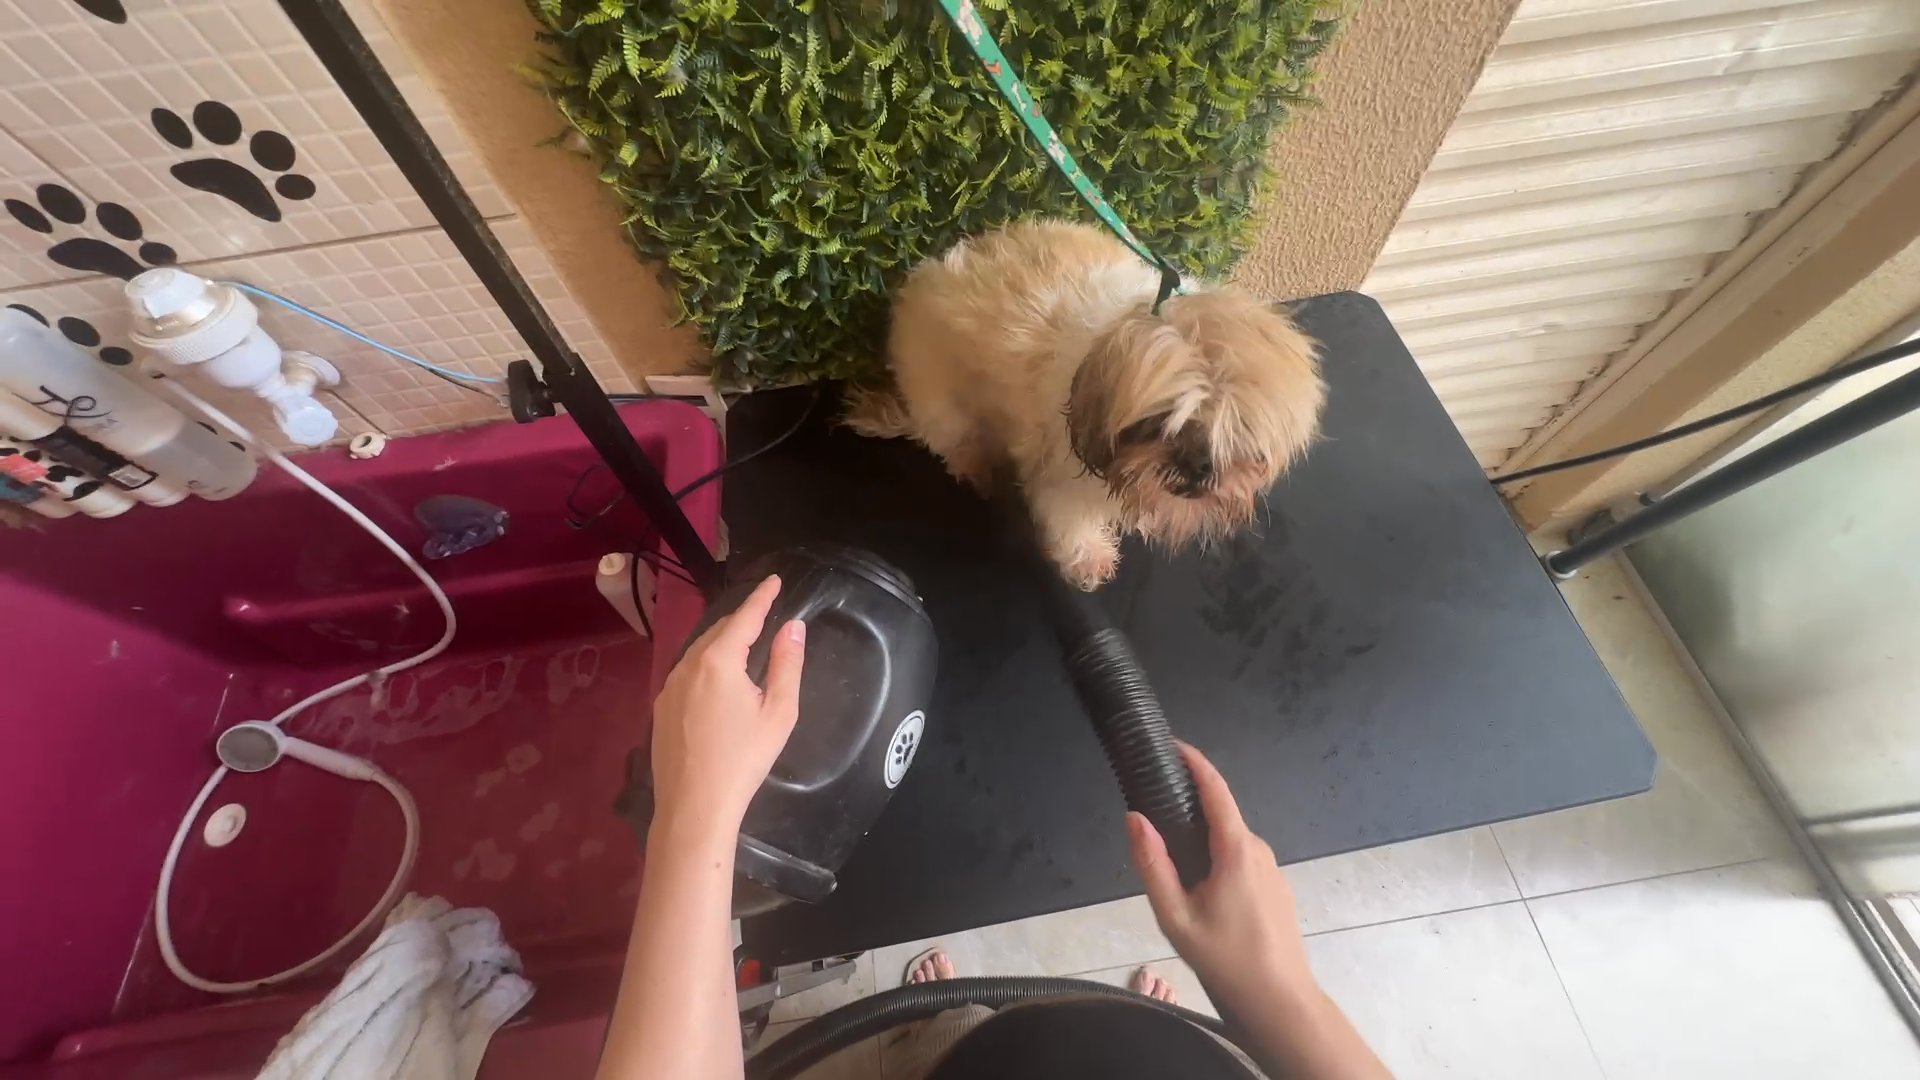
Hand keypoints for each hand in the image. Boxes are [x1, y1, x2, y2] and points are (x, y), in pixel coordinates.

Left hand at [649, 575, 805, 835]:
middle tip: (766, 614)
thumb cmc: (744, 758)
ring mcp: (669, 686)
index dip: (762, 596)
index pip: (745, 617)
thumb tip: (793, 626)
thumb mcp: (779, 712)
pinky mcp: (660, 707)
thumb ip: (787, 664)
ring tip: (745, 643)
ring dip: (724, 641)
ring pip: (700, 650)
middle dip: (743, 619)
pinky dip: (707, 662)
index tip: (775, 580)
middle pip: (720, 630)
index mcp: (719, 661)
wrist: (694, 806)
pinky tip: (719, 679)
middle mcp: (688, 665)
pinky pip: (688, 671)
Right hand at [1128, 742, 1314, 1009]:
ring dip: (1202, 841)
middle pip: (1220, 814)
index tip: (1172, 744)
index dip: (1194, 761)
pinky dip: (1218, 858)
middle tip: (1153, 817)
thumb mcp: (1175, 917)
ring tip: (1173, 869)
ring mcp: (1271, 868)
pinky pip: (1241, 858)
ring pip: (1229, 840)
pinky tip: (1202, 892)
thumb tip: (1134, 817)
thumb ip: (1152, 864)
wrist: (1282, 1006)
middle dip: (1188, 808)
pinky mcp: (1276, 887)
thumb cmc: (1226, 959)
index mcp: (1236, 850)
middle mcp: (1259, 850)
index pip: (1216, 789)